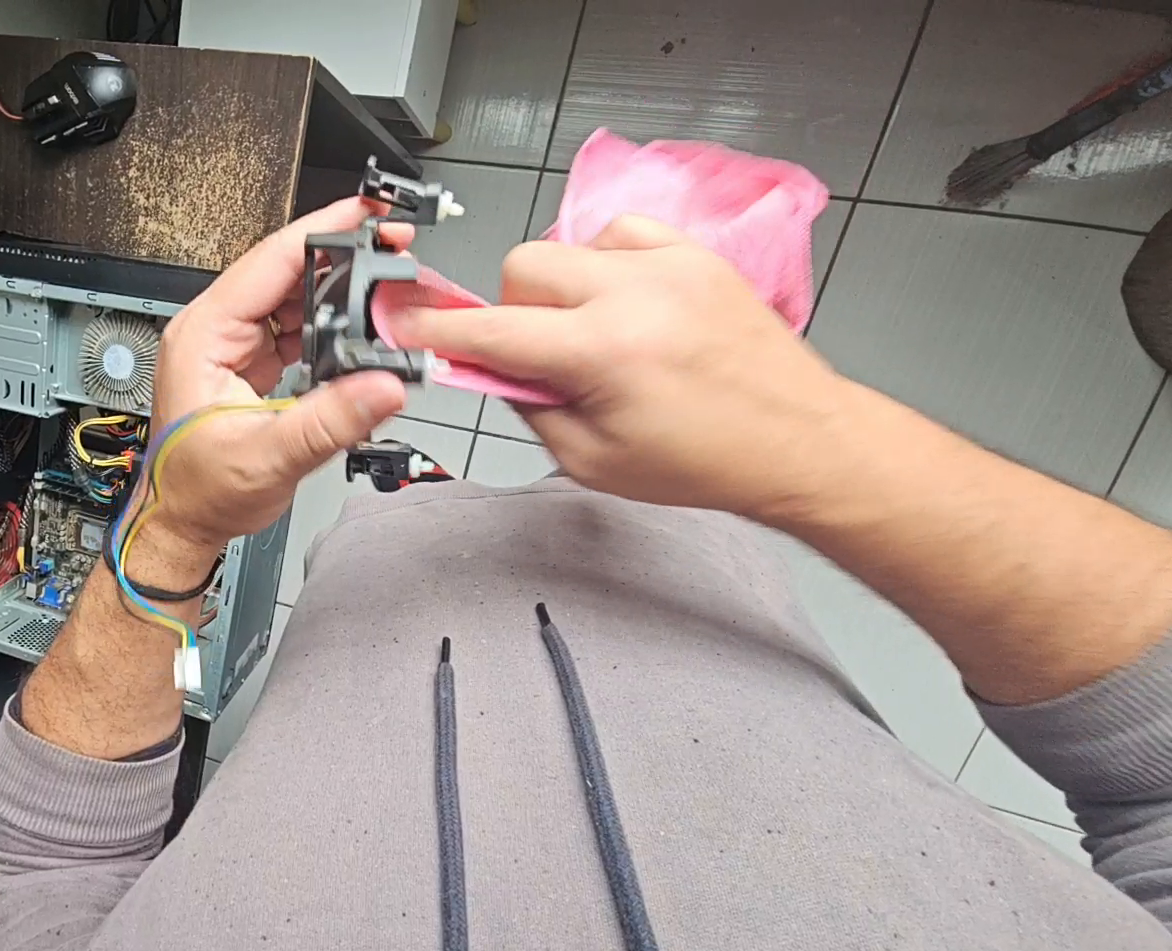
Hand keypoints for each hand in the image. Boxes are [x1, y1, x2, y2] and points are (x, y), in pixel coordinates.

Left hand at [132, 199, 411, 565]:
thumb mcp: (267, 458)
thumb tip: (386, 386)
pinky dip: (322, 328)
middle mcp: (211, 331)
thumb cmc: (198, 492)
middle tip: (392, 257)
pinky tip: (349, 339)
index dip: (326, 231)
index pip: (270, 260)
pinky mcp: (242, 364)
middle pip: (284, 272)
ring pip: (289, 299)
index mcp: (203, 336)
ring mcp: (227, 346)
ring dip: (335, 296)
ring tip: (380, 301)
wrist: (182, 522)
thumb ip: (330, 421)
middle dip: (341, 261)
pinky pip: (288, 328)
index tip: (371, 215)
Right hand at [389, 215, 859, 520]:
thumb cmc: (699, 462)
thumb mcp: (588, 459)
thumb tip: (492, 370)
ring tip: (584, 332)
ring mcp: (670, 265)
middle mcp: (635, 293)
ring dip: (554, 291)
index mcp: (603, 352)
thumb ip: (527, 407)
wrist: (799, 441)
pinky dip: (599, 266)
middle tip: (534, 356)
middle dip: (509, 312)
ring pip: (565, 246)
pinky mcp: (696, 256)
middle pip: (522, 267)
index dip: (438, 331)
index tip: (406, 325)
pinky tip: (617, 303)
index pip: (492, 333)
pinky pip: (618, 234)